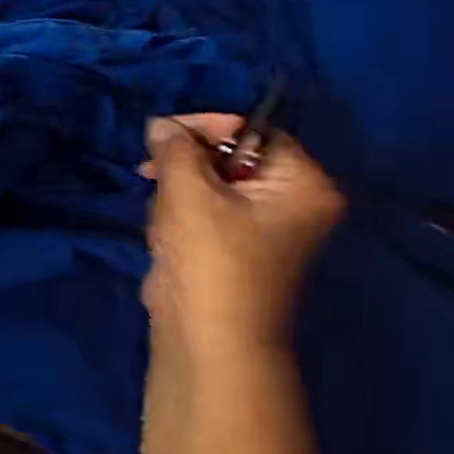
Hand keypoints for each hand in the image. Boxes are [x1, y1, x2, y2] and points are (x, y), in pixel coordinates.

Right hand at [140, 114, 345, 356]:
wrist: (207, 330)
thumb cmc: (210, 256)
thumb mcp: (188, 192)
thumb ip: (175, 149)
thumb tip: (160, 124)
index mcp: (303, 185)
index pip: (257, 132)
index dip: (208, 126)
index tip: (161, 133)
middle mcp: (294, 201)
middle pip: (232, 156)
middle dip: (185, 163)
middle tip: (150, 171)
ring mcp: (264, 225)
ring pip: (211, 183)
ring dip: (176, 191)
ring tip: (162, 215)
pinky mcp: (234, 244)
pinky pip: (204, 209)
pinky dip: (178, 213)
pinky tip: (164, 230)